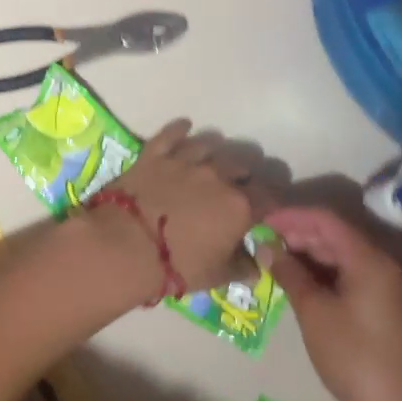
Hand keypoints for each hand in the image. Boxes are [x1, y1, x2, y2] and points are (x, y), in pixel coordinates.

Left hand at [82, 120, 259, 301]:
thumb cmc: (178, 264)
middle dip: (249, 169)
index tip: (272, 200)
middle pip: (242, 162)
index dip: (274, 197)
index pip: (269, 194)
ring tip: (219, 154)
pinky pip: (170, 134)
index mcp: (239, 206)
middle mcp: (216, 176)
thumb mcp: (218, 275)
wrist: (126, 243)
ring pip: (209, 143)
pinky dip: (180, 129)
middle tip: (246, 177)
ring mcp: (183, 161)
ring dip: (219, 148)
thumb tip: (256, 265)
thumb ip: (243, 266)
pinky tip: (185, 125)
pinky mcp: (154, 154)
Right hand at [260, 208, 401, 400]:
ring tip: (281, 266)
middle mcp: (387, 268)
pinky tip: (307, 288)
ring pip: (347, 258)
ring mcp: (395, 292)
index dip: (290, 215)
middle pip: (338, 236)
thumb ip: (289, 273)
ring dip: (313, 256)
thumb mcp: (313, 312)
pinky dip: (330, 275)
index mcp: (370, 261)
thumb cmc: (354, 357)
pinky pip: (358, 278)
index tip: (260, 222)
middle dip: (299, 235)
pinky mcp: (395, 313)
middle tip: (266, 245)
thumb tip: (266, 247)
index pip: (325, 219)